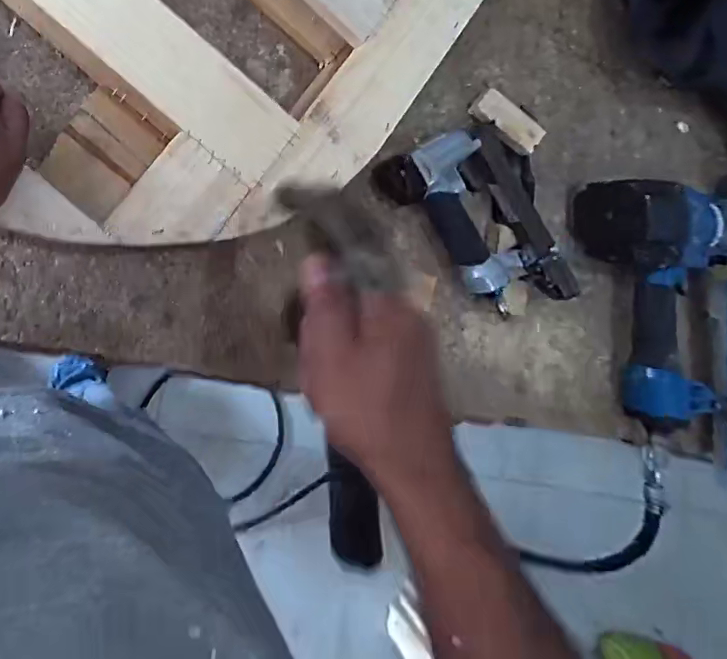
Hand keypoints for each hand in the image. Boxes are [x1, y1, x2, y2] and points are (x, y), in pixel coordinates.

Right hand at [296, 255, 459, 489]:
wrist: (414, 468)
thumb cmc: (365, 409)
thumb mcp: (329, 353)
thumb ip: (323, 303)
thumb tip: (317, 258)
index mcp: (388, 303)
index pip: (344, 274)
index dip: (320, 299)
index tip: (310, 328)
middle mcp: (408, 313)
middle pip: (353, 304)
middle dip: (329, 331)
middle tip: (317, 367)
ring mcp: (416, 341)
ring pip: (362, 332)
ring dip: (340, 354)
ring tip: (330, 389)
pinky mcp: (417, 367)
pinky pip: (376, 354)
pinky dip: (357, 370)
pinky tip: (350, 398)